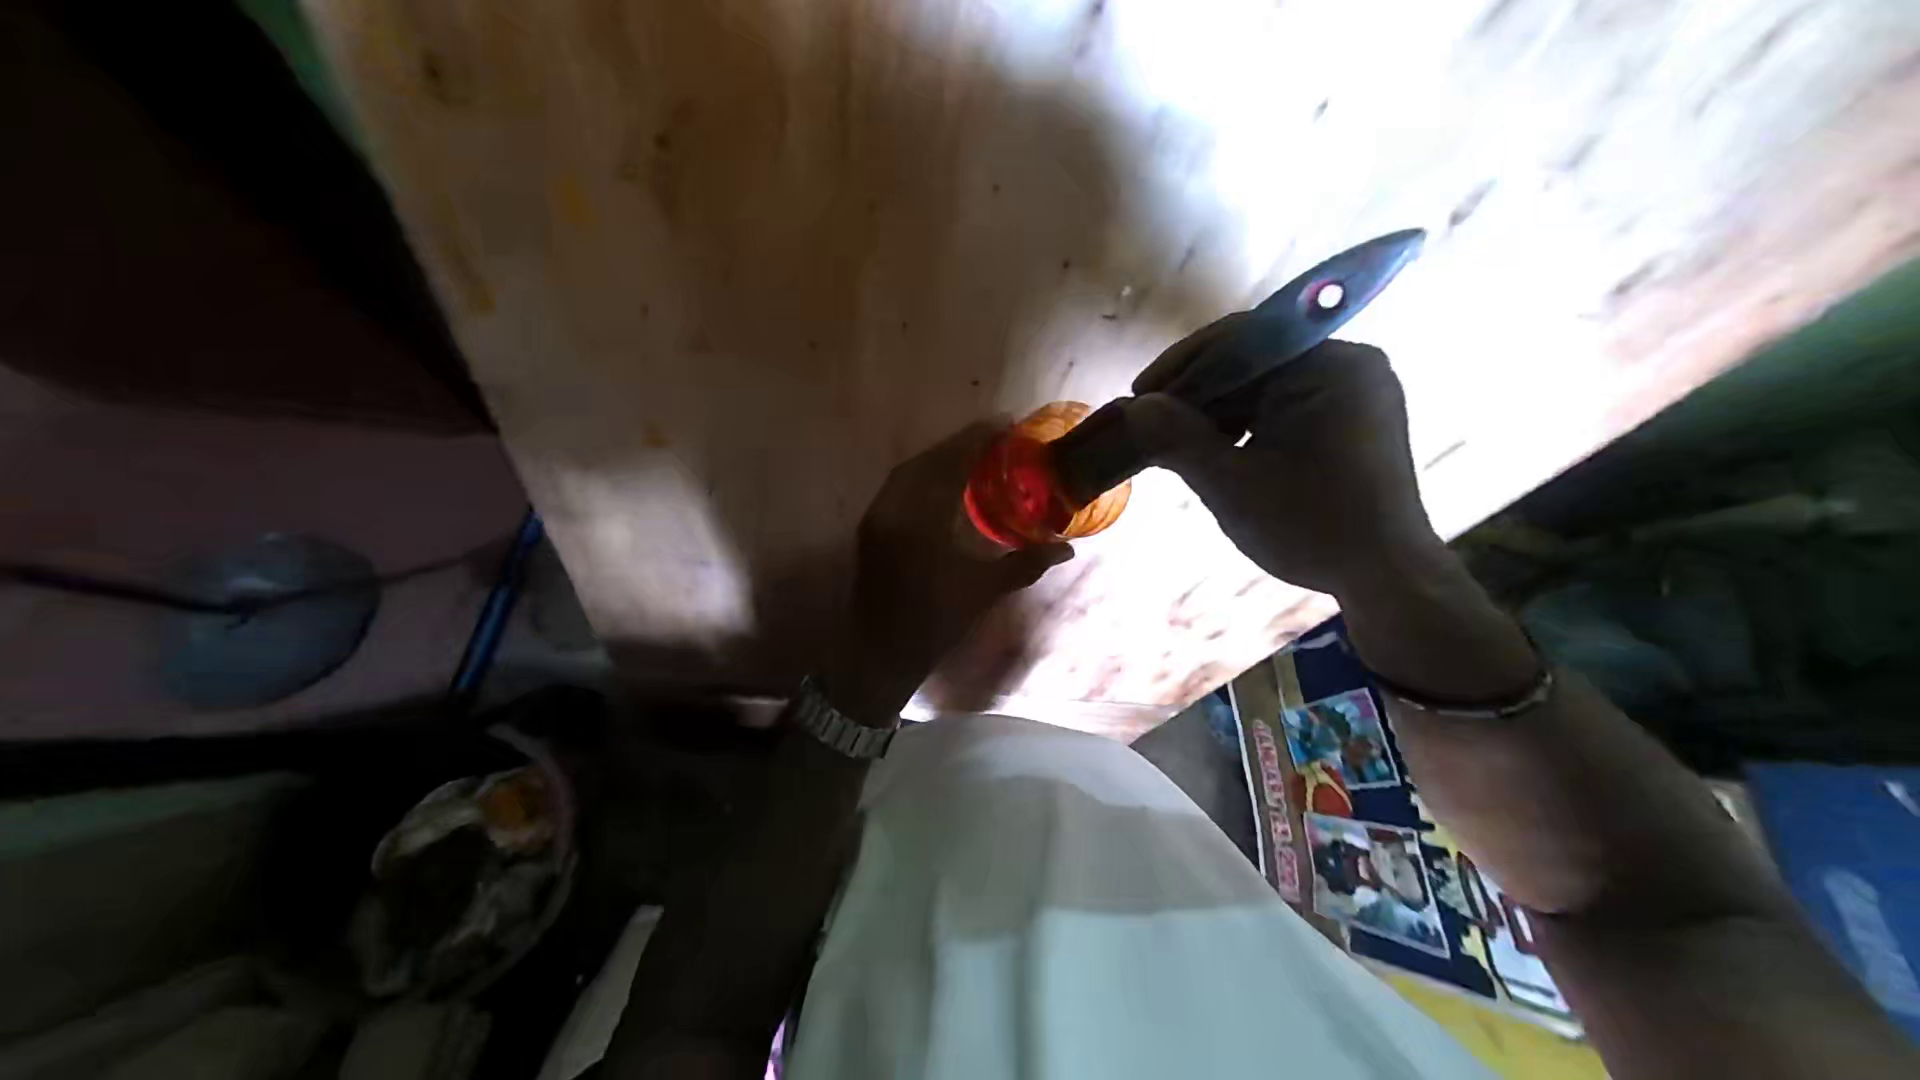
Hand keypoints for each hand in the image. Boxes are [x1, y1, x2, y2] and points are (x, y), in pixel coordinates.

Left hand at [822, 422, 1073, 722]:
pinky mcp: (871, 525)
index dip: (979, 440)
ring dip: (940, 456)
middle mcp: (894, 509)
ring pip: (910, 470)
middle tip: (994, 436)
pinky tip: (942, 478)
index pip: (952, 464)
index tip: (1005, 424)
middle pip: (929, 460)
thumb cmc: (934, 623)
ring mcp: (877, 516)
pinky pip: (897, 485)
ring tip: (972, 452)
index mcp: (922, 521)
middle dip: (961, 442)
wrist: (879, 652)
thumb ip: (1025, 564)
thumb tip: (1067, 550)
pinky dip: (922, 473)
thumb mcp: (983, 592)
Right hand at [1121, 320, 1443, 596]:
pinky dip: (1244, 422)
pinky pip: (1282, 403)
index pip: (1240, 340)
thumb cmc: (1311, 528)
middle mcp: (1348, 364)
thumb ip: (1178, 439)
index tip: (1138, 395)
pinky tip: (1215, 448)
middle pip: (1251, 360)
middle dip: (1197, 392)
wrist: (1384, 577)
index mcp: (1330, 366)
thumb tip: (1133, 408)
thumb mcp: (1232, 484)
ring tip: (1175, 440)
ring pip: (1263, 384)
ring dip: (1216, 410)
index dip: (1181, 365)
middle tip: (1150, 422)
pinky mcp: (1348, 416)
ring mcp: (1352, 390)